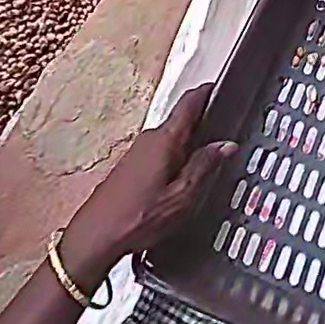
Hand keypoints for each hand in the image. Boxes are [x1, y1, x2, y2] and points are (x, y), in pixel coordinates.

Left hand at [58, 83, 233, 289]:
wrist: (96, 236)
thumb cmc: (138, 217)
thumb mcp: (182, 196)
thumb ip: (205, 165)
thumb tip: (226, 145)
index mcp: (165, 139)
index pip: (190, 102)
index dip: (208, 91)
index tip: (223, 87)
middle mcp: (150, 138)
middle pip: (183, 120)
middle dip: (205, 123)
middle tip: (228, 133)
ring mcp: (139, 150)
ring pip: (173, 138)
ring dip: (191, 143)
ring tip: (212, 160)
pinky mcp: (133, 164)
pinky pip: (162, 150)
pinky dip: (178, 156)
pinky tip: (185, 176)